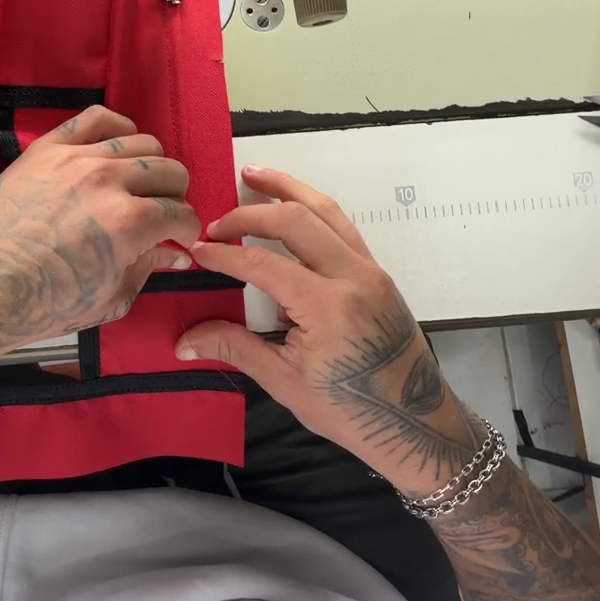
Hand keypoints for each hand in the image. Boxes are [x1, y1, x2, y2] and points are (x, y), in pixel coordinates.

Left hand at [0, 106, 202, 356]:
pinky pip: (95, 118)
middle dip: (174, 197)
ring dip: (150, 165)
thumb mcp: (108, 298)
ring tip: (139, 184)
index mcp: (129, 224)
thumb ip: (147, 268)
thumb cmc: (42, 305)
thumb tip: (175, 254)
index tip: (180, 238)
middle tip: (162, 214)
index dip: (187, 230)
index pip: (181, 214)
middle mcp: (108, 182)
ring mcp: (76, 159)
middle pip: (169, 171)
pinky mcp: (47, 148)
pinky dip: (117, 127)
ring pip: (141, 142)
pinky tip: (118, 147)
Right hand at [174, 165, 476, 497]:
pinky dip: (311, 209)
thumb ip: (234, 348)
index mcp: (328, 306)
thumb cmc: (349, 410)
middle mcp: (354, 277)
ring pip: (327, 210)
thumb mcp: (284, 383)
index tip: (196, 251)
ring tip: (253, 175)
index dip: (224, 254)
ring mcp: (371, 270)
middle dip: (250, 213)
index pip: (263, 262)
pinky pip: (342, 226)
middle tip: (215, 222)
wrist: (416, 425)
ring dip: (287, 189)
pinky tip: (290, 207)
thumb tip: (183, 341)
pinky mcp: (377, 273)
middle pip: (296, 219)